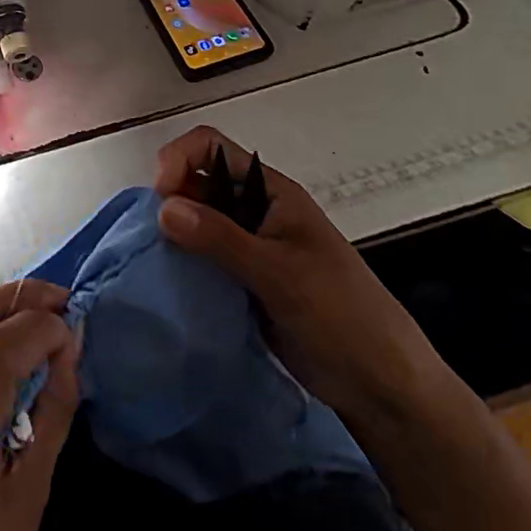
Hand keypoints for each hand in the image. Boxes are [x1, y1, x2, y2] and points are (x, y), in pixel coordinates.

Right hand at [152, 126, 442, 418]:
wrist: (378, 381)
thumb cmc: (339, 313)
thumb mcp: (279, 272)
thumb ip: (220, 238)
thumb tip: (163, 207)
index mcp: (270, 191)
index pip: (210, 148)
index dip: (179, 159)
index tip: (161, 198)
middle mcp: (254, 210)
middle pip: (197, 183)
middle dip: (169, 200)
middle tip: (152, 239)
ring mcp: (247, 246)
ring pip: (195, 222)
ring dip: (172, 235)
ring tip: (156, 263)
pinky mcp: (240, 280)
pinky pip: (200, 259)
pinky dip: (181, 264)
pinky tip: (168, 283)